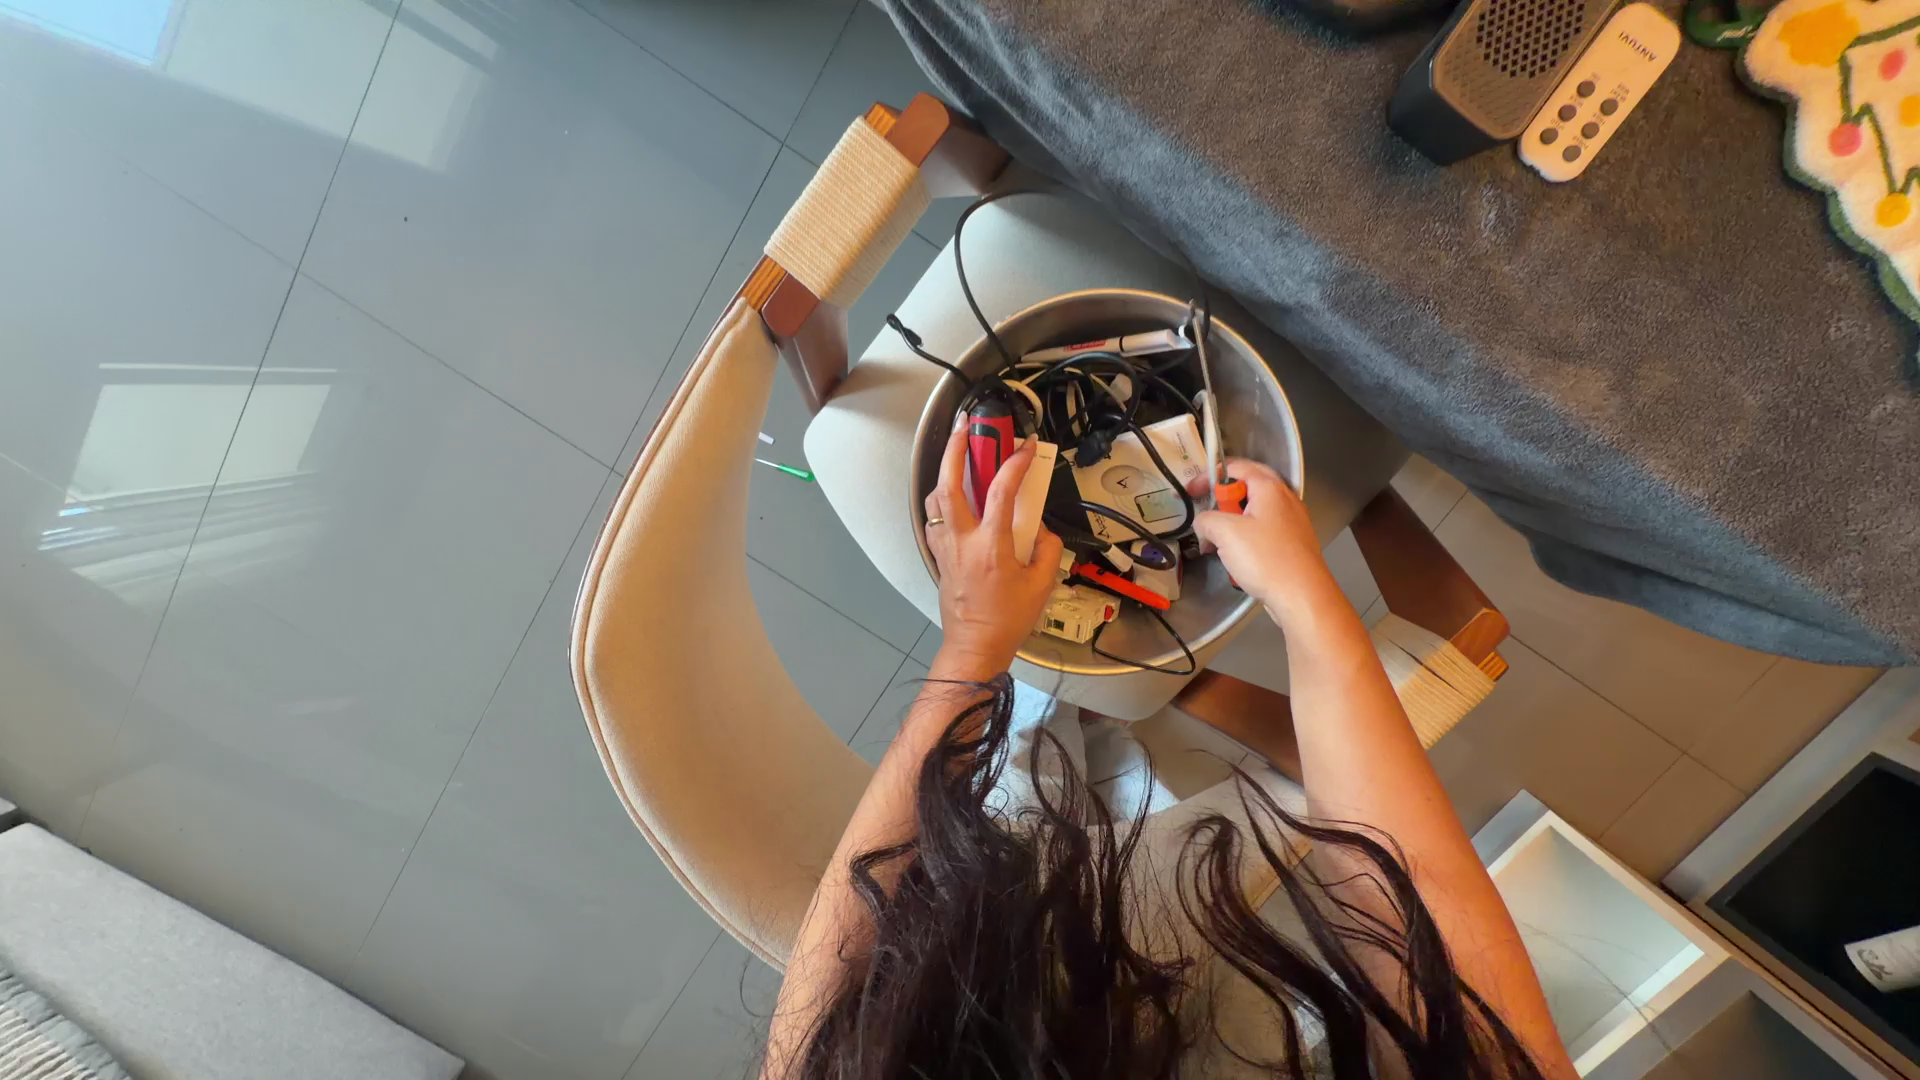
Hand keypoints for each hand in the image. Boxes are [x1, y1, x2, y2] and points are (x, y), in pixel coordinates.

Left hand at [924, 426, 1063, 678]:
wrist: (974, 646)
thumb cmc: (1009, 619)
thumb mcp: (1041, 585)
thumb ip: (1045, 548)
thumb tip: (1039, 526)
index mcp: (990, 545)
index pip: (1002, 491)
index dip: (1015, 463)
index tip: (1025, 446)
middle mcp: (962, 539)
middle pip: (949, 484)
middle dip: (956, 449)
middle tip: (966, 426)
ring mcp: (945, 546)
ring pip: (935, 498)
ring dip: (945, 472)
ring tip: (958, 455)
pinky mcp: (938, 556)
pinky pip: (935, 518)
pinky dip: (942, 499)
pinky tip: (954, 496)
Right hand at [1192, 458, 1340, 626]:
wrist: (1302, 596)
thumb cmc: (1264, 558)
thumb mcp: (1224, 533)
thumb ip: (1206, 519)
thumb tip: (1204, 524)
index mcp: (1270, 488)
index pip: (1237, 467)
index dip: (1209, 476)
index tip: (1191, 493)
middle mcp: (1285, 499)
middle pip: (1247, 487)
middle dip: (1222, 501)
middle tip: (1206, 516)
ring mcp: (1292, 521)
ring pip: (1255, 511)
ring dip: (1232, 522)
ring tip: (1219, 541)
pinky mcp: (1293, 542)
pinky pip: (1264, 530)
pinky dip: (1246, 537)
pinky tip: (1238, 556)